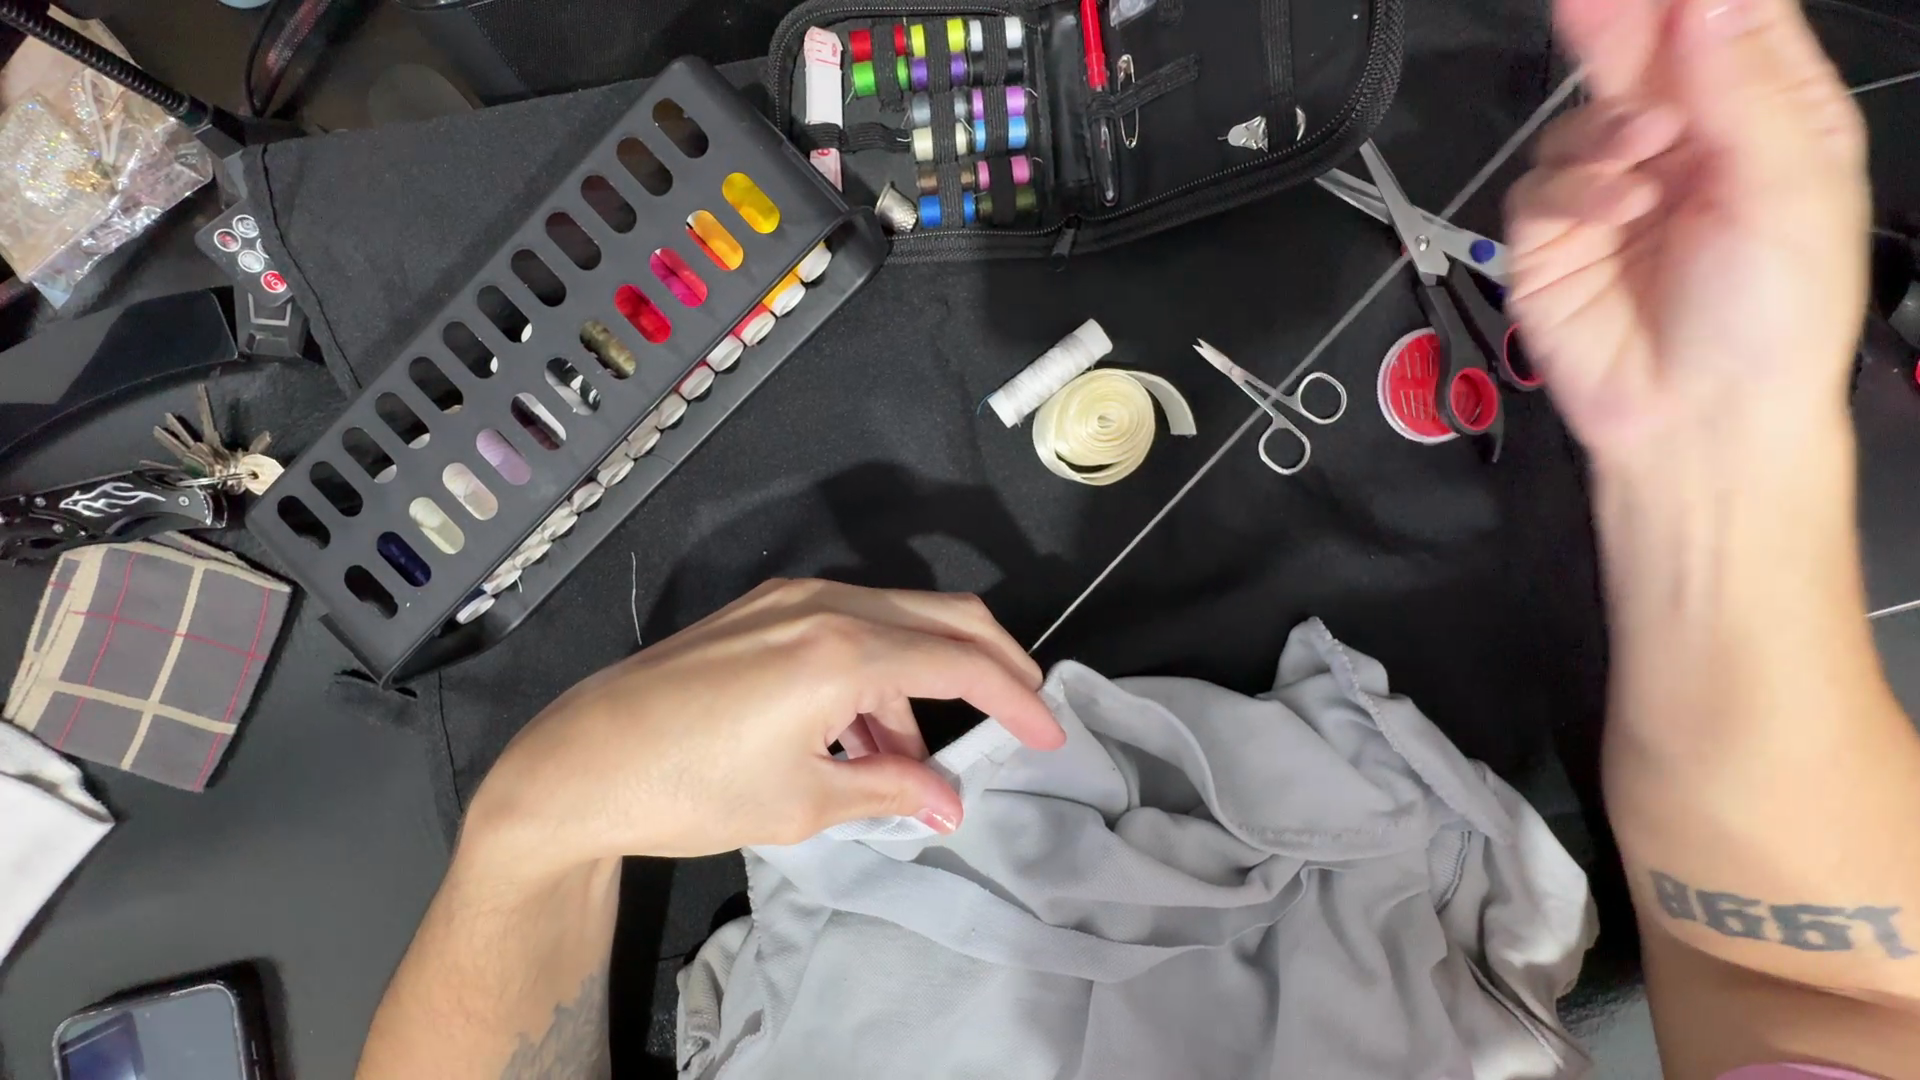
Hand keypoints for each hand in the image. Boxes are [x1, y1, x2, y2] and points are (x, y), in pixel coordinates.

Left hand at [461, 580, 1063, 875]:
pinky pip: (855, 623)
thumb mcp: (804, 801)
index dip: (1016, 698)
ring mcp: (797, 596)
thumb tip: (950, 805)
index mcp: (845, 651)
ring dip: (925, 677)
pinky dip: (880, 668)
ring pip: (901, 618)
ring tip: (906, 755)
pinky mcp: (771, 605)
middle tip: (1023, 710)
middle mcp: (830, 603)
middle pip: (948, 614)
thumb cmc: (693, 790)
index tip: (1049, 733)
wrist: (581, 760)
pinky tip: (859, 725)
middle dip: (997, 660)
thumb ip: (891, 790)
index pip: (962, 663)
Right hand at [1505, 0, 1869, 468]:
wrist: (1691, 414)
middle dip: (1615, 30)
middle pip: (1636, 67)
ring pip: (1573, 130)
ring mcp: (1603, 201)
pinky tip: (1611, 213)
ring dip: (1599, 134)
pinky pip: (1536, 193)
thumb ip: (1740, 89)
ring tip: (1639, 160)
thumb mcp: (1786, 186)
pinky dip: (1568, 194)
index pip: (1721, 35)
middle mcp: (1676, 153)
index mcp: (1758, 124)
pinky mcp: (1545, 247)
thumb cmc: (1770, 310)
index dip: (1690, 2)